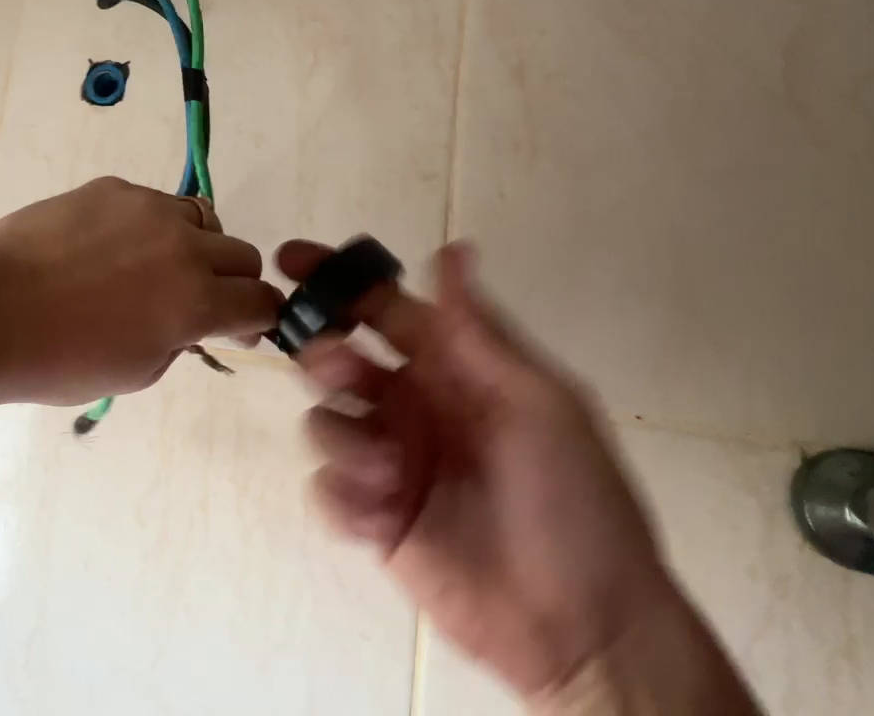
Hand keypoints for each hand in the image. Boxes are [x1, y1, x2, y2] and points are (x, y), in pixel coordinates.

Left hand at [0, 178, 282, 405]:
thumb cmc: (59, 360)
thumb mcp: (136, 373)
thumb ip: (179, 341)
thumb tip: (189, 321)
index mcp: (196, 300)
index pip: (261, 302)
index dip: (260, 319)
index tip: (242, 328)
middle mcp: (184, 245)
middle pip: (243, 254)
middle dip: (233, 282)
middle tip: (199, 301)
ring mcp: (147, 208)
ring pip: (201, 218)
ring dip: (195, 246)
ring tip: (154, 267)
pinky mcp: (111, 189)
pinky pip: (152, 204)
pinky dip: (150, 226)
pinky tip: (109, 247)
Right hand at [283, 240, 681, 697]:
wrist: (582, 625)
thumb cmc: (573, 501)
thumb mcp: (538, 404)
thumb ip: (481, 331)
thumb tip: (453, 249)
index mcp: (453, 370)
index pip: (383, 309)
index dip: (337, 281)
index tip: (292, 262)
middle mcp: (413, 406)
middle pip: (338, 358)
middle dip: (326, 356)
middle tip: (342, 370)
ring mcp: (390, 463)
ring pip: (324, 421)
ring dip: (344, 437)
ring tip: (390, 475)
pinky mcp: (374, 519)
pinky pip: (327, 489)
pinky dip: (342, 495)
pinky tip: (381, 517)